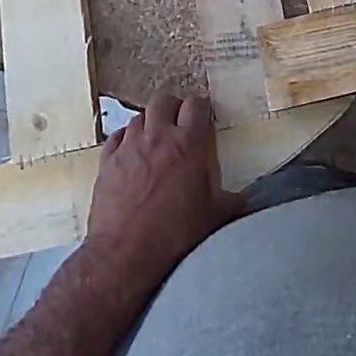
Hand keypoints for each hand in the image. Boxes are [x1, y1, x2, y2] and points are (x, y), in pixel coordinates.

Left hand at [84, 93, 239, 277]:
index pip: (196, 104)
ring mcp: (129, 147)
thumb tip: (248, 200)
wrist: (126, 254)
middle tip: (177, 122)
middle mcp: (158, 137)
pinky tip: (130, 151)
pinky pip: (115, 137)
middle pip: (163, 101)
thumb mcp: (214, 214)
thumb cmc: (175, 232)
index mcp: (189, 143)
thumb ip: (233, 199)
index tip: (202, 117)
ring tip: (154, 138)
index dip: (200, 107)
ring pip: (138, 117)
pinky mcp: (107, 162)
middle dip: (172, 107)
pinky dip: (124, 138)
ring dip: (149, 123)